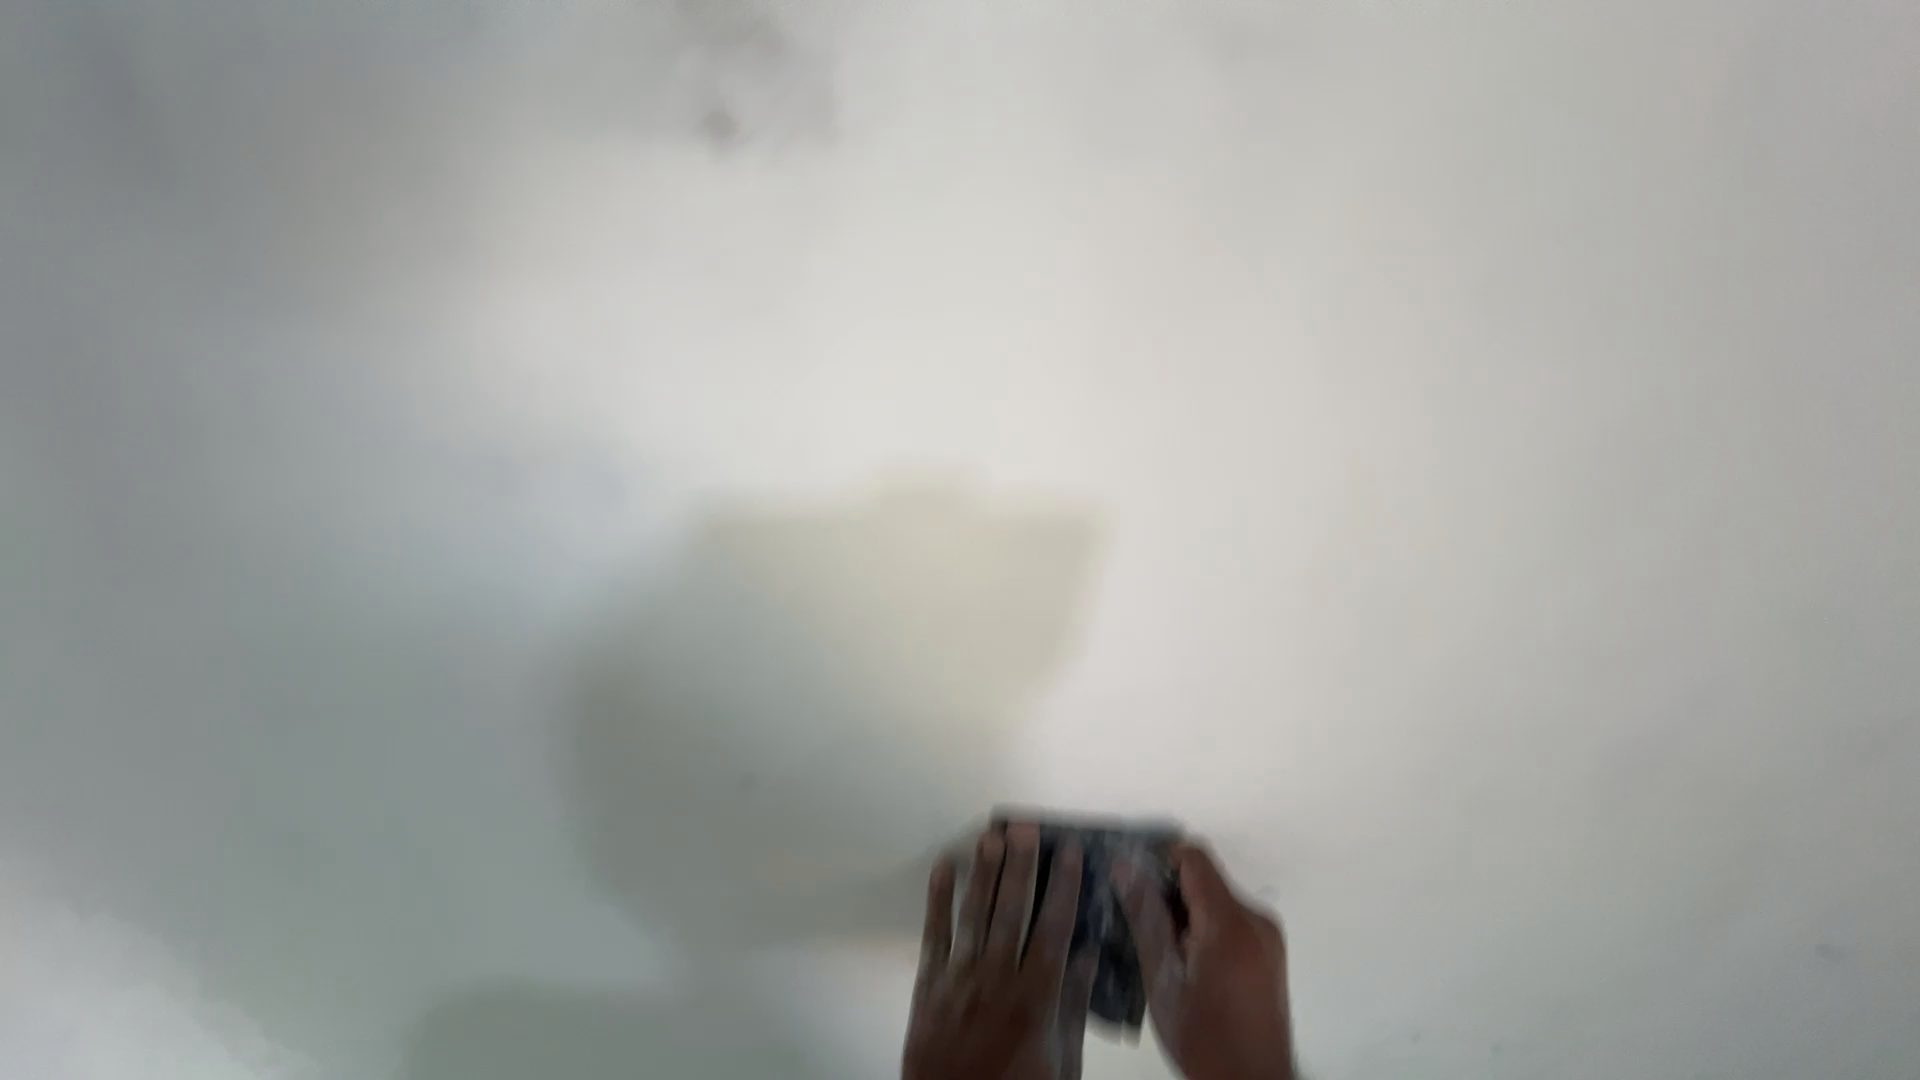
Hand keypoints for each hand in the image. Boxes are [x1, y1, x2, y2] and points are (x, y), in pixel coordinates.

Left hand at [903, 825, 1100, 1079]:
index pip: (1053, 928)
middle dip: (1020, 865)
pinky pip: (934, 933)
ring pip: (975, 914)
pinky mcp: (929, 984)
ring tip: (992, 835)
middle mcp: (997, 979)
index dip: (1062, 886)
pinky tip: (944, 866)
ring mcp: (960, 978)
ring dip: (984, 872)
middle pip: (1011, 910)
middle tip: (1025, 827)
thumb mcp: (1063, 1063)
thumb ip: (1073, 1006)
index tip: (1068, 851)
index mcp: (1035, 998)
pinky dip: (938, 898)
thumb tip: (1088, 954)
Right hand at [1117, 842, 1294, 1079]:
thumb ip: (1144, 916)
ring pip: (1216, 898)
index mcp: (1230, 923)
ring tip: (1166, 950)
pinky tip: (1190, 962)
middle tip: (1144, 923)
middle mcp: (1257, 919)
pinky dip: (1206, 925)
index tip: (1135, 882)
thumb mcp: (1162, 979)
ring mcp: (1269, 936)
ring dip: (1187, 911)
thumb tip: (1123, 866)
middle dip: (1170, 891)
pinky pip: (1231, 917)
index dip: (1159, 859)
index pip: (1193, 857)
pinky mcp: (1271, 951)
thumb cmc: (1203, 1038)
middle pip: (1205, 878)